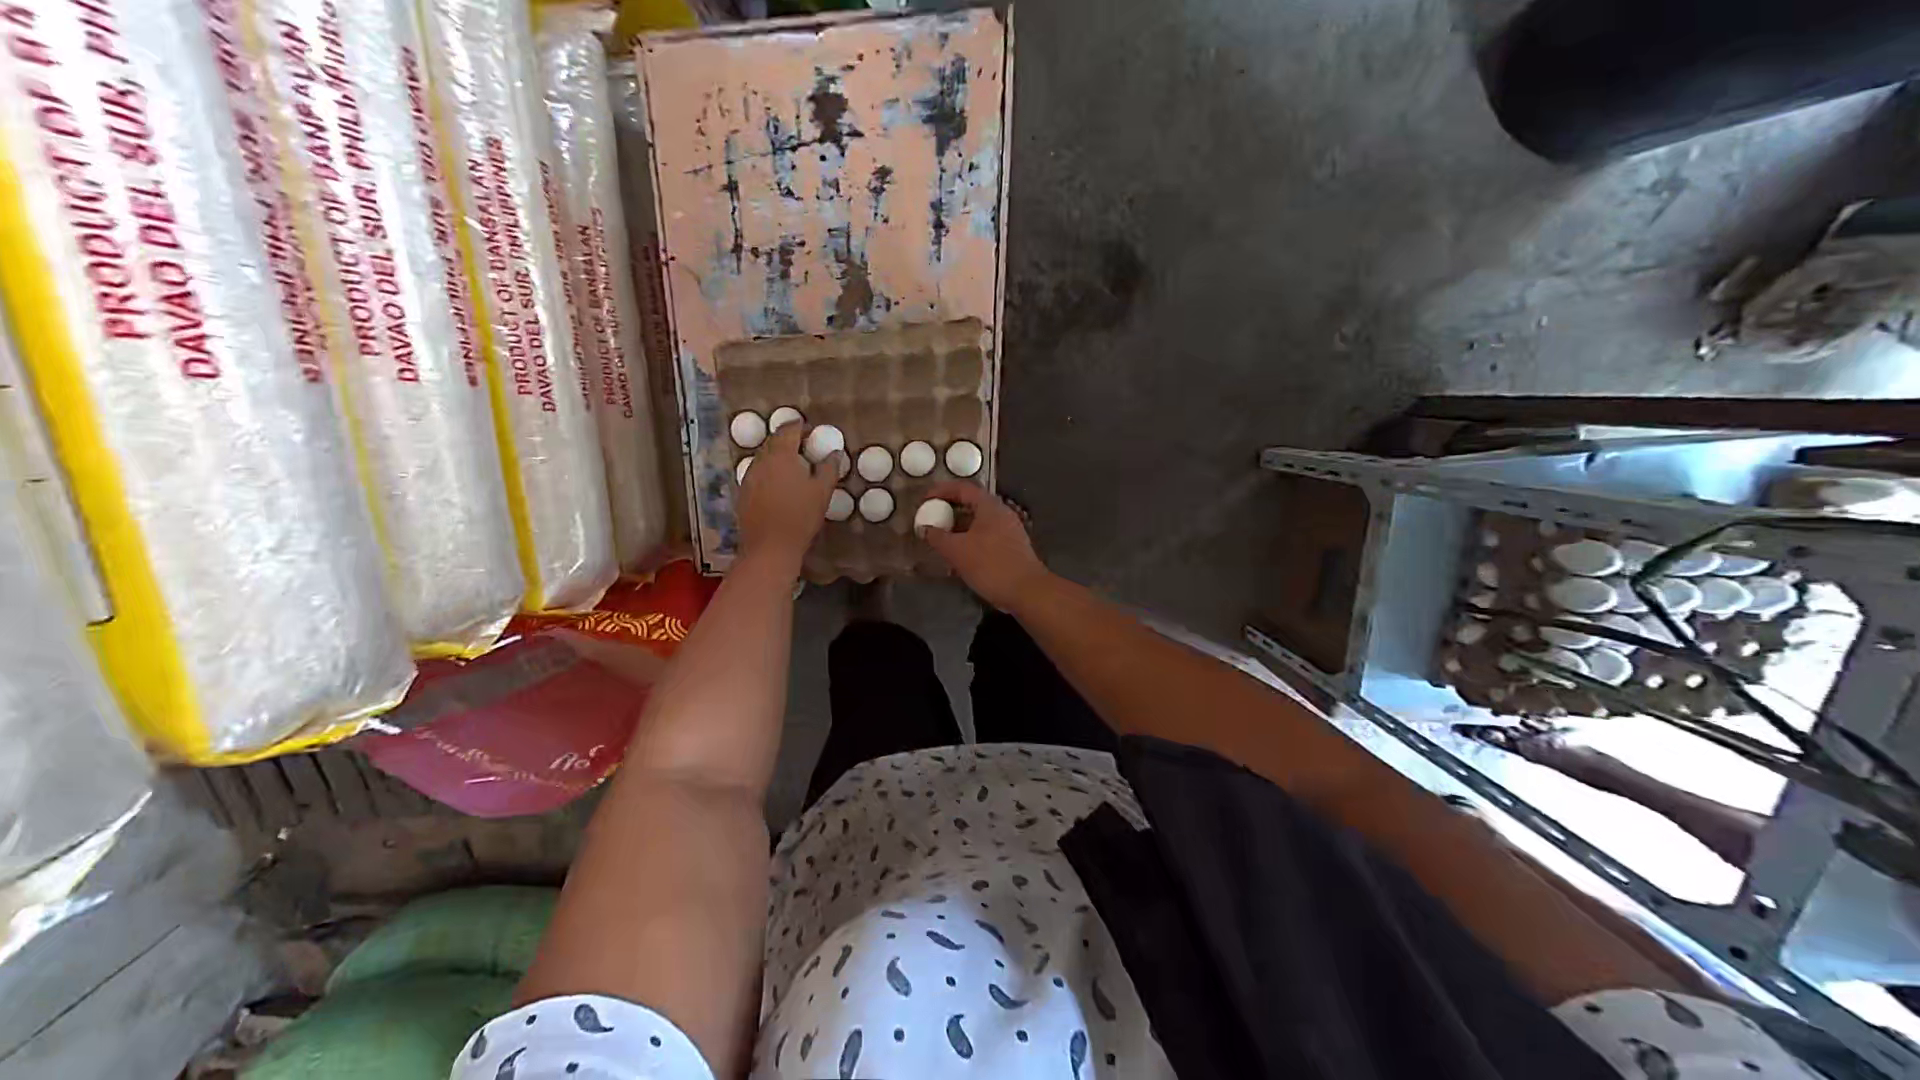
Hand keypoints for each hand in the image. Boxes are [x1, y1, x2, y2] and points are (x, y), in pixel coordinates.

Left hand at [737, 424, 841, 568]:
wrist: (769, 548)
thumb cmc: (800, 517)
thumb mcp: (822, 492)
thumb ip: (829, 468)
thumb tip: (835, 453)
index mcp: (780, 455)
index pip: (789, 429)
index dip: (801, 427)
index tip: (812, 433)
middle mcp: (760, 460)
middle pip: (774, 442)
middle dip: (789, 441)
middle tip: (806, 450)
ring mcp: (749, 477)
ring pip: (764, 458)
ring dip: (779, 458)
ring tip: (795, 469)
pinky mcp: (743, 493)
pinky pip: (758, 474)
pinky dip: (770, 473)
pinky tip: (781, 487)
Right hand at [923, 481, 1050, 609]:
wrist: (1026, 591)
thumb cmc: (990, 565)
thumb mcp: (957, 550)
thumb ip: (937, 537)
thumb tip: (924, 528)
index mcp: (990, 506)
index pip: (963, 488)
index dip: (941, 491)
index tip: (925, 500)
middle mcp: (1002, 513)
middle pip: (972, 504)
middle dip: (949, 510)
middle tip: (931, 518)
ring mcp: (1010, 531)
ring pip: (979, 522)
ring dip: (959, 527)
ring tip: (941, 538)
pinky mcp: (1012, 548)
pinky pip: (986, 536)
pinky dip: (970, 540)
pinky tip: (959, 555)